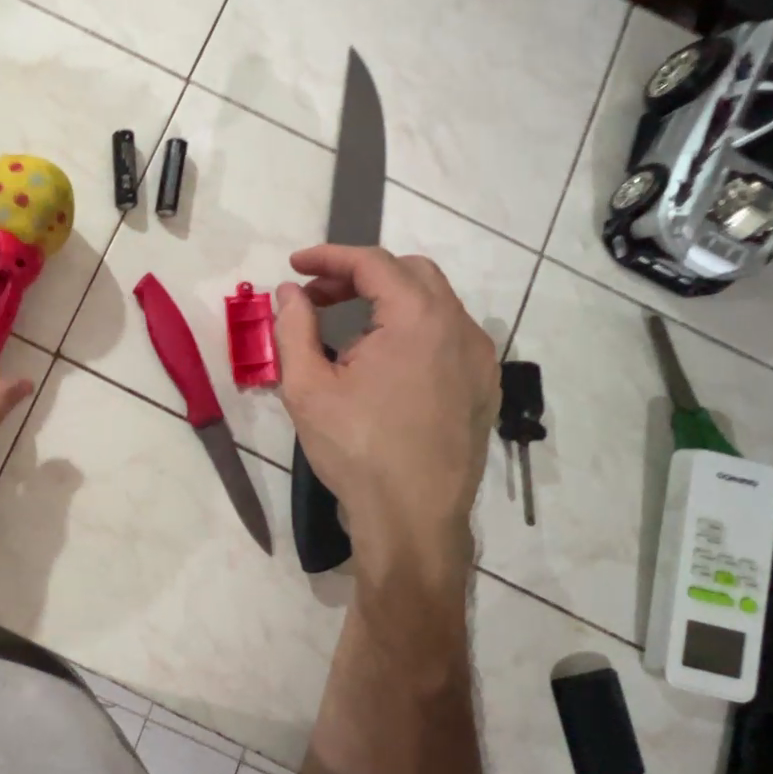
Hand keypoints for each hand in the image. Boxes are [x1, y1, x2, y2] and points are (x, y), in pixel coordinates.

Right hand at [273, 246, 498, 581]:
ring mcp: (479, 359)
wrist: (412, 516)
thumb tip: (289, 293)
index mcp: (418, 320)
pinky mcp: (483, 387)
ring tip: (343, 328)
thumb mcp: (306, 387)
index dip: (329, 257)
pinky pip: (448, 336)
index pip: (374, 263)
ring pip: (434, 303)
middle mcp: (459, 328)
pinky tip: (381, 360)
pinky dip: (411, 328)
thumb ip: (293, 328)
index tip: (293, 266)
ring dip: (387, 300)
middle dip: (358, 275)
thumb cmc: (355, 448)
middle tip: (315, 297)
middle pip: (410, 273)